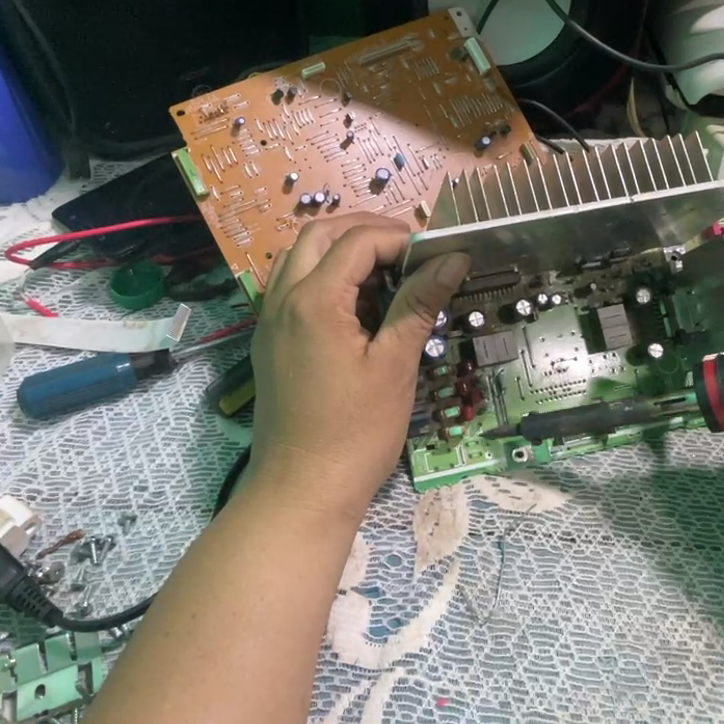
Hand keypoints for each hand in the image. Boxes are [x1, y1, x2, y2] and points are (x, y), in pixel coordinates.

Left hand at [249, 215, 469, 520]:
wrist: (301, 492)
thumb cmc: (355, 433)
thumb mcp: (395, 365)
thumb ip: (419, 303)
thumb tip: (453, 258)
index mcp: (313, 300)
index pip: (357, 241)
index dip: (400, 238)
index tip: (436, 254)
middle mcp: (282, 300)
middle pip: (318, 235)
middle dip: (364, 231)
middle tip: (408, 251)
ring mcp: (269, 321)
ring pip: (298, 258)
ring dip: (338, 250)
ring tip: (384, 272)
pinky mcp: (269, 343)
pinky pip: (290, 288)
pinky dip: (322, 277)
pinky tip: (355, 305)